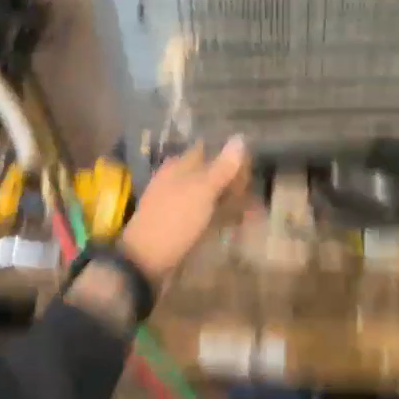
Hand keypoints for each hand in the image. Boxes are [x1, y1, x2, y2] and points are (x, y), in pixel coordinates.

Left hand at [118, 136, 249, 282]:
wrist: (144, 261)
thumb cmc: (174, 219)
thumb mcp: (202, 190)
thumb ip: (222, 167)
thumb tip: (240, 137)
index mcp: (179, 166)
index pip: (208, 151)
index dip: (230, 157)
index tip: (251, 169)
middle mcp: (176, 180)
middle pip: (209, 174)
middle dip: (232, 182)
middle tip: (254, 194)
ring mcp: (176, 204)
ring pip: (207, 195)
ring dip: (228, 201)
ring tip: (250, 213)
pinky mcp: (177, 225)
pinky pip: (203, 215)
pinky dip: (219, 218)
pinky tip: (233, 225)